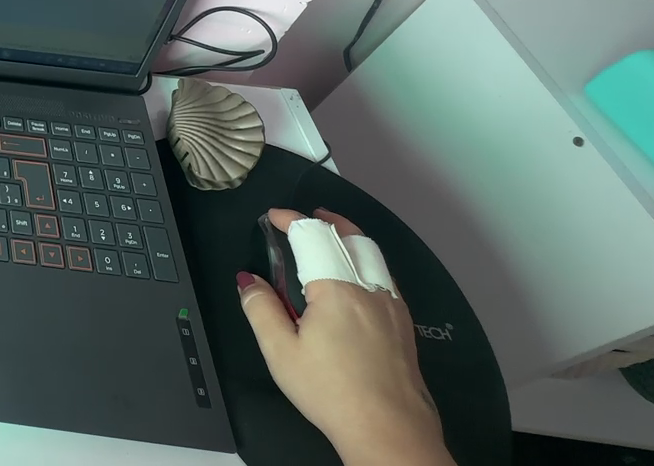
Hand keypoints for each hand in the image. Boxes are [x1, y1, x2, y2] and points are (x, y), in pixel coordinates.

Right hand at [237, 208, 452, 465]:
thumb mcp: (279, 350)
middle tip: (309, 216)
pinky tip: (358, 279)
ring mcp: (393, 313)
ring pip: (376, 259)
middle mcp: (371, 294)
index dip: (290, 220)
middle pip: (354, 240)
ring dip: (352, 240)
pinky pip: (387, 281)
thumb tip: (248, 280)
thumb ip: (259, 307)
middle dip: (329, 222)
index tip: (273, 217)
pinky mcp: (405, 332)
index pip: (312, 238)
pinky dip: (369, 265)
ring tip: (333, 238)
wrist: (391, 437)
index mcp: (338, 291)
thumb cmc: (334, 394)